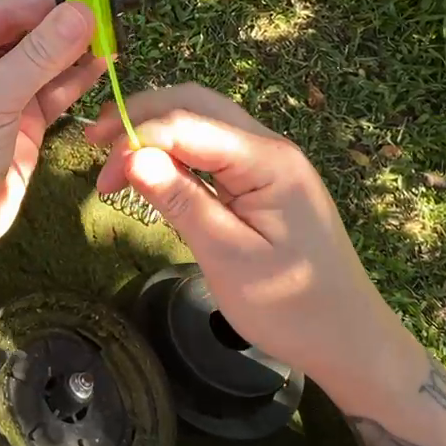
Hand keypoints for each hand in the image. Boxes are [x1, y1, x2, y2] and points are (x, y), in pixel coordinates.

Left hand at [0, 0, 105, 247]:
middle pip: (24, 35)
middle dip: (62, 23)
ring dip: (74, 50)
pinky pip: (52, 93)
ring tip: (114, 30)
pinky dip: (76, 79)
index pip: (1, 13)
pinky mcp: (21, 125)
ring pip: (43, 63)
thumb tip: (83, 10)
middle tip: (109, 3)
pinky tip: (103, 61)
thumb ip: (39, 55)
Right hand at [85, 84, 388, 377]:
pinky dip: (173, 148)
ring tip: (112, 153)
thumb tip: (131, 157)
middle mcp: (268, 146)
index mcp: (268, 161)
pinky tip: (150, 167)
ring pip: (200, 118)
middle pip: (194, 103)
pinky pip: (210, 145)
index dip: (137, 138)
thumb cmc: (292, 307)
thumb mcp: (229, 258)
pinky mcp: (261, 179)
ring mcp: (267, 161)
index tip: (102, 177)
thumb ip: (181, 201)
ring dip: (154, 127)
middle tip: (95, 141)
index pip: (187, 124)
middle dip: (141, 115)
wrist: (350, 342)